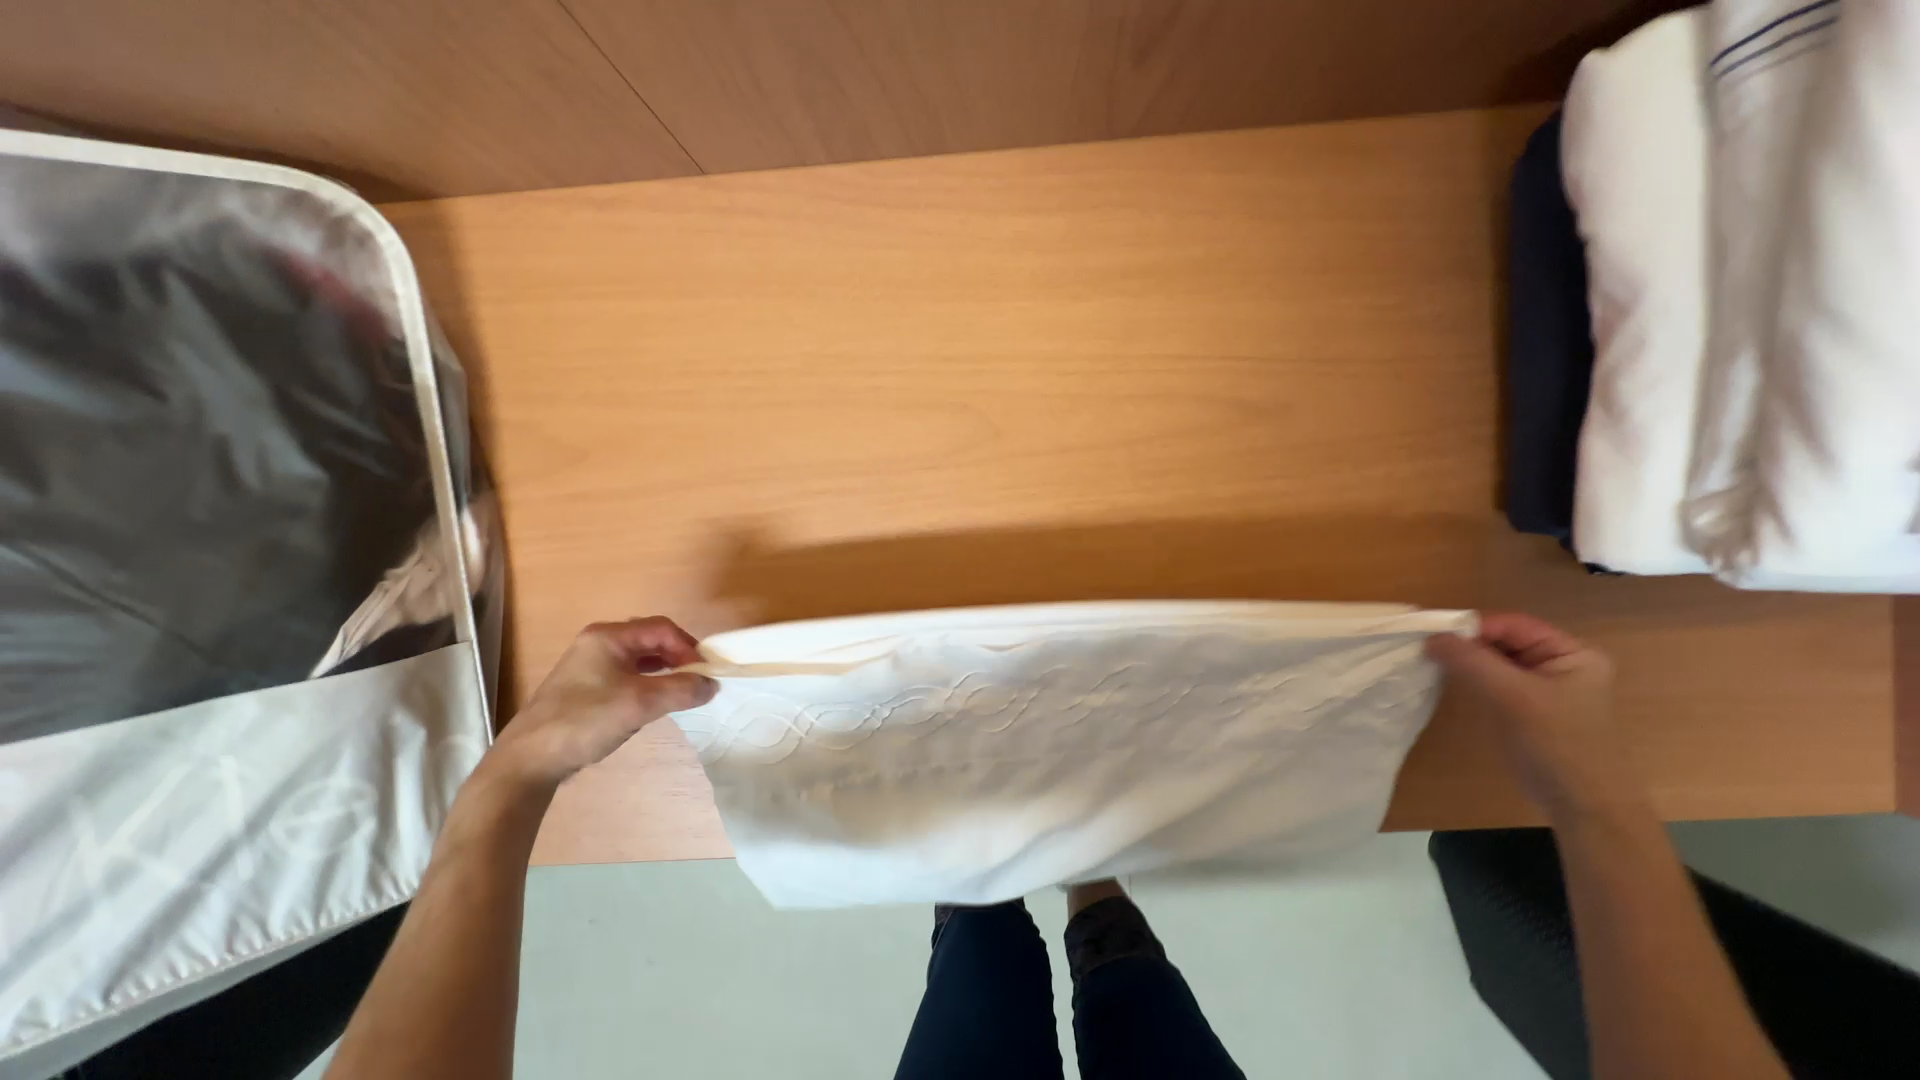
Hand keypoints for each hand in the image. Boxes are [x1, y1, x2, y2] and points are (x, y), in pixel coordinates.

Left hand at [486, 617, 717, 789]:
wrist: (530, 758)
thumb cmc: (586, 720)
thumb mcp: (640, 703)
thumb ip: (681, 690)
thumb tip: (711, 685)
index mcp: (608, 637)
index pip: (662, 628)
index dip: (688, 647)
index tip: (704, 673)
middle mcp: (598, 643)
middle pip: (651, 639)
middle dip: (678, 657)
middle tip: (696, 681)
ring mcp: (590, 666)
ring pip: (639, 659)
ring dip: (664, 672)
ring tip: (681, 692)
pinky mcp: (586, 688)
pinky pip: (627, 676)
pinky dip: (648, 684)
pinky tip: (653, 704)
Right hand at [1426, 613, 1641, 819]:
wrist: (1583, 807)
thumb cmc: (1559, 745)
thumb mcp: (1515, 698)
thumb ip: (1473, 663)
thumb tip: (1430, 637)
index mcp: (1572, 654)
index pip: (1515, 626)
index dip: (1476, 626)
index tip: (1435, 633)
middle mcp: (1558, 665)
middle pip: (1504, 641)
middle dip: (1467, 642)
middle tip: (1426, 645)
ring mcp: (1540, 688)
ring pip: (1494, 661)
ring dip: (1464, 659)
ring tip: (1430, 658)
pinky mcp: (1523, 709)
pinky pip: (1491, 682)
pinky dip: (1468, 677)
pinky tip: (1445, 677)